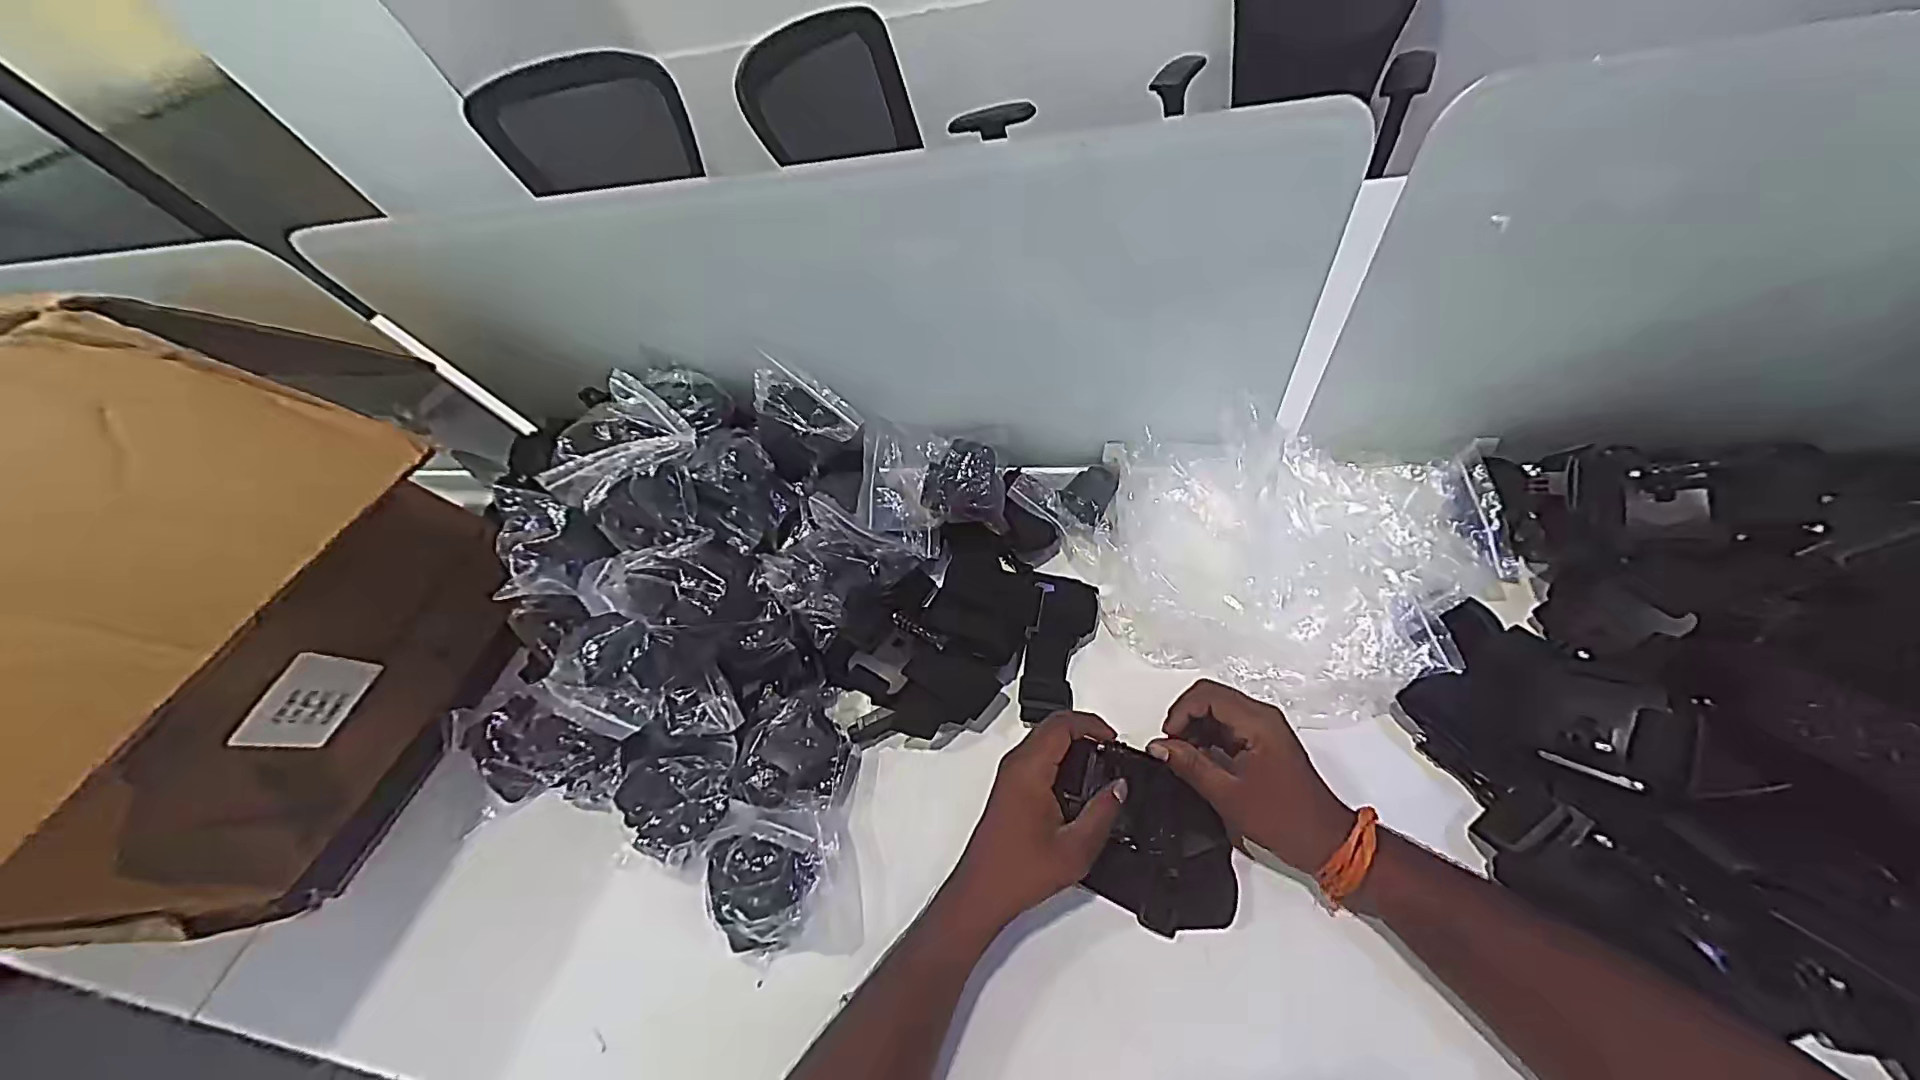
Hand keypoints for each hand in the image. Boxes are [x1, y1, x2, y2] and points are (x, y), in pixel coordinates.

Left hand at [943, 711, 1127, 931]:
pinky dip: (1059, 756)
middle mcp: (1015, 766)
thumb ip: (1103, 813)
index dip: (1091, 724)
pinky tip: (1077, 780)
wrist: (983, 891)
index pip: (1061, 724)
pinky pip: (1036, 756)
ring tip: (1098, 760)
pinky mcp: (1009, 787)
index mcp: (1029, 771)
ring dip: (1071, 742)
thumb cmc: (1016, 872)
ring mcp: (1009, 775)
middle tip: (1108, 745)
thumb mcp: (1075, 848)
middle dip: (1084, 729)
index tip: (1111, 737)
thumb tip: (1119, 788)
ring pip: (1043, 740)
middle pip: (1051, 726)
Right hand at [1148, 679, 1355, 873]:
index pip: (1206, 695)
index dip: (1180, 713)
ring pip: (1216, 711)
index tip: (1168, 739)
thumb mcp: (1228, 794)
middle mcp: (1262, 717)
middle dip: (1185, 720)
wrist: (1325, 842)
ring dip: (1195, 730)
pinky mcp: (1262, 741)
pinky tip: (1201, 763)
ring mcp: (1263, 728)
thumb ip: (1189, 765)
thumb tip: (1160, 747)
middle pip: (1210, 698)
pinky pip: (1226, 727)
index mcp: (1258, 722)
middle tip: (1172, 748)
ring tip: (1185, 760)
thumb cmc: (1287, 820)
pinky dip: (1207, 739)